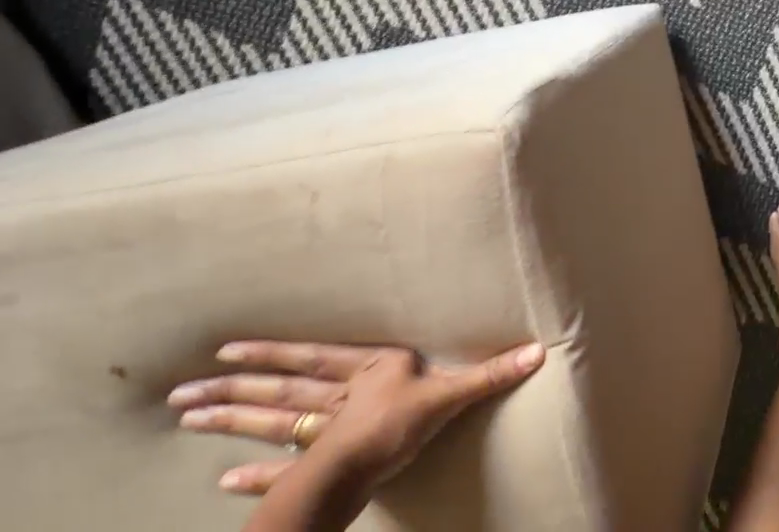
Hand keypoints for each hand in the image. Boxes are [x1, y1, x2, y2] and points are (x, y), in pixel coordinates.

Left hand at [170, 340, 545, 494]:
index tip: (229, 350)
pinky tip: (223, 481)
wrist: (362, 472)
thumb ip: (490, 374)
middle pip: (281, 392)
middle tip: (184, 389)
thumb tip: (540, 350)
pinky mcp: (318, 469)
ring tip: (188, 417)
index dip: (275, 354)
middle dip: (235, 389)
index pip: (317, 358)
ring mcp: (322, 435)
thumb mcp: (450, 394)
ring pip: (270, 424)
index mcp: (370, 373)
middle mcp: (340, 398)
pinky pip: (281, 471)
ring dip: (229, 423)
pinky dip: (254, 476)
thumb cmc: (400, 425)